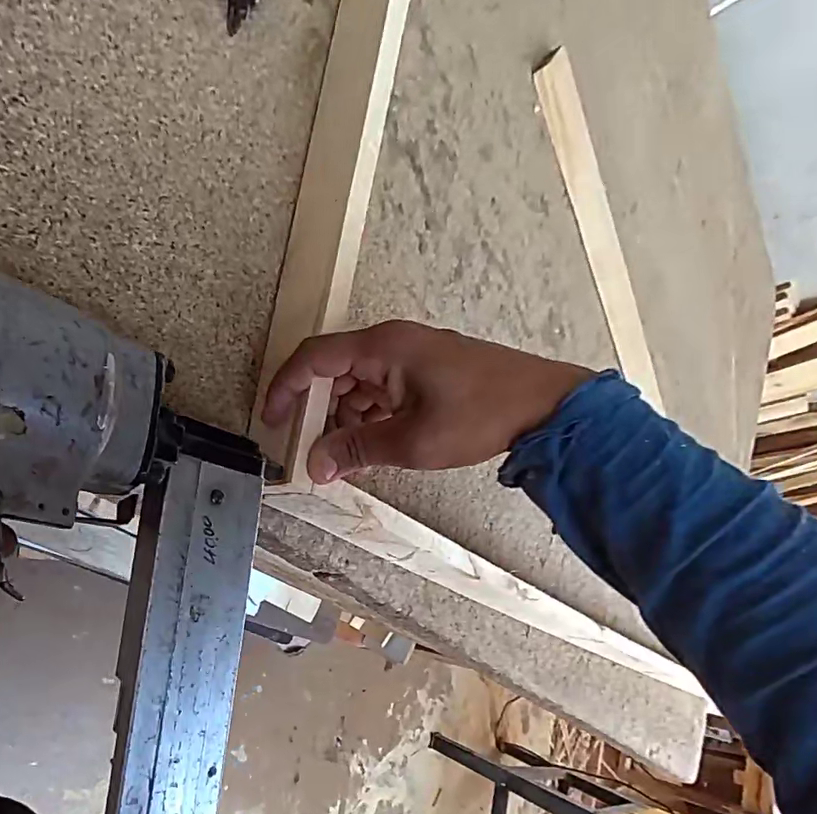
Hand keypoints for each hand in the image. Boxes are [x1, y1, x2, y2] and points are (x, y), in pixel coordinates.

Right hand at [261, 320, 596, 483]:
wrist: (544, 406)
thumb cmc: (481, 414)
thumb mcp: (411, 440)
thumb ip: (356, 450)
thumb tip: (315, 466)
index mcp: (382, 347)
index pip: (313, 359)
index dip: (285, 389)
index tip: (273, 421)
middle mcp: (392, 344)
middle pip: (334, 374)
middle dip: (321, 415)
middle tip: (317, 453)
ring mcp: (410, 357)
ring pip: (357, 386)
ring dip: (347, 421)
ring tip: (350, 459)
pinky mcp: (425, 371)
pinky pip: (381, 391)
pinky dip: (371, 418)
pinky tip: (375, 447)